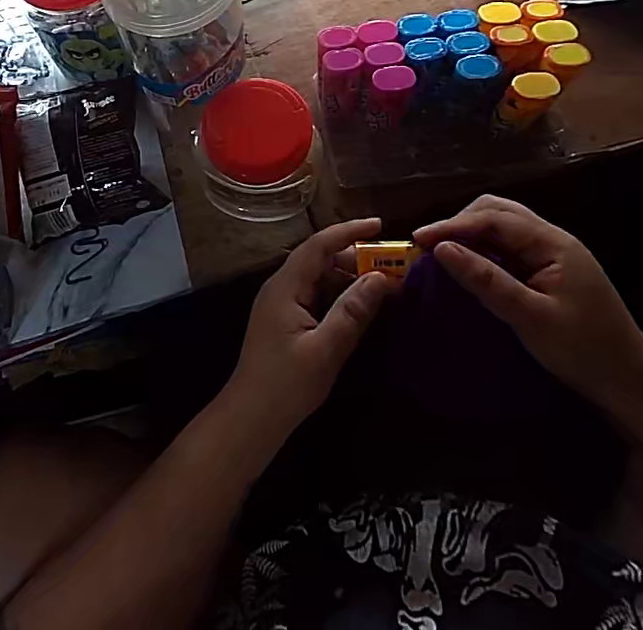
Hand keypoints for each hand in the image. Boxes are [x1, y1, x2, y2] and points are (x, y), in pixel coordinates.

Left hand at [225, 217, 398, 434]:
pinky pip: (315, 294)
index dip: (348, 232)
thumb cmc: (286, 384)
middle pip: (318, 258)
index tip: (380, 225)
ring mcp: (281, 303)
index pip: (318, 245)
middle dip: (354, 255)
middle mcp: (280, 287)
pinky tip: (360, 305)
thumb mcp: (326, 349)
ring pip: (317, 277)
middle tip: (391, 263)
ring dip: (348, 276)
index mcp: (285, 287)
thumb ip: (353, 312)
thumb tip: (381, 278)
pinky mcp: (285, 319)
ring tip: (383, 283)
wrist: (251, 416)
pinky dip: (339, 294)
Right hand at [414, 196, 642, 405]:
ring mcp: (551, 253)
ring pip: (501, 224)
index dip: (452, 225)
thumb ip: (486, 280)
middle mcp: (552, 239)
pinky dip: (481, 246)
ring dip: (469, 232)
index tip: (418, 239)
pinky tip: (467, 262)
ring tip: (442, 251)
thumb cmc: (584, 350)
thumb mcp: (530, 317)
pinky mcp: (547, 268)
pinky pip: (507, 244)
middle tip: (428, 244)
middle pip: (497, 211)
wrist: (630, 381)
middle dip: (459, 222)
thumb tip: (441, 249)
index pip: (494, 219)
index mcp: (553, 244)